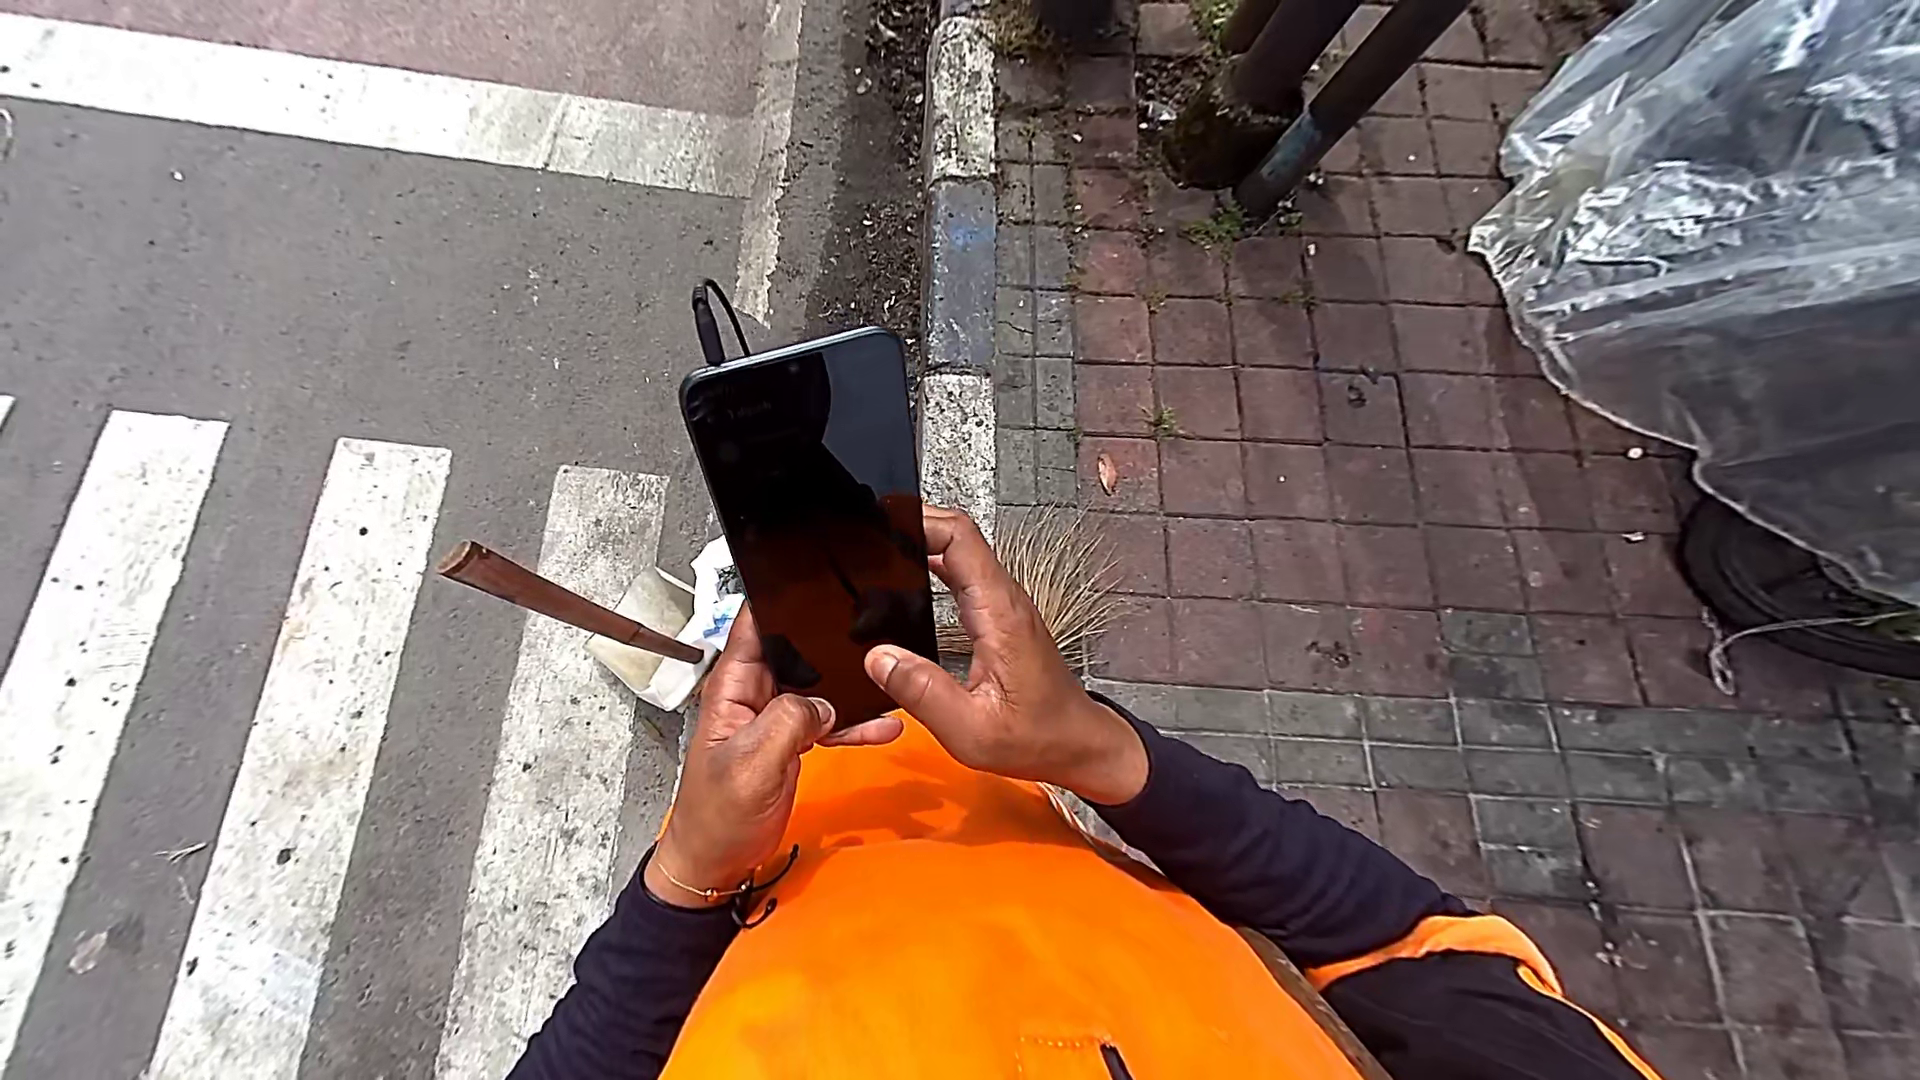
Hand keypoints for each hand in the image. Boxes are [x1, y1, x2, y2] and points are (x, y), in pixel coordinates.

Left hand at [646, 606, 900, 907]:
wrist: (721, 861)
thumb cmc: (716, 815)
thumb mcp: (751, 764)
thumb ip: (789, 722)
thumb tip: (825, 703)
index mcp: (734, 685)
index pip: (755, 624)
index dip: (780, 598)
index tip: (816, 579)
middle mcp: (757, 691)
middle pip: (795, 646)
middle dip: (828, 634)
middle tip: (869, 622)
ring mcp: (778, 713)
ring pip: (821, 681)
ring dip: (850, 680)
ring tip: (885, 676)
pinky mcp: (795, 736)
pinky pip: (831, 717)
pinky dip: (854, 720)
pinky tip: (882, 724)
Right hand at [862, 506, 1147, 804]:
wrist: (1076, 742)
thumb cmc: (1037, 737)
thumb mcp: (972, 729)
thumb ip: (922, 693)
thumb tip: (878, 658)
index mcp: (999, 612)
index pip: (960, 537)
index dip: (919, 521)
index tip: (881, 525)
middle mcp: (1004, 598)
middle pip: (957, 535)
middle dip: (912, 524)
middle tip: (869, 535)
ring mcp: (1003, 603)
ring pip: (960, 551)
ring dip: (922, 542)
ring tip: (879, 551)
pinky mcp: (999, 615)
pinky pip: (963, 573)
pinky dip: (933, 564)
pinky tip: (907, 579)